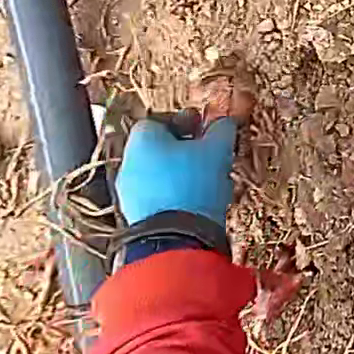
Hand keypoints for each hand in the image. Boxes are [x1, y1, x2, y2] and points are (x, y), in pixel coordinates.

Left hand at [115, 117, 236, 225]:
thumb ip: (221, 130)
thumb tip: (224, 121)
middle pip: (158, 146)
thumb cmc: (194, 182)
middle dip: (184, 147)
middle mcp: (129, 162)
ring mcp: (129, 189)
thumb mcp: (218, 149)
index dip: (183, 122)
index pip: (158, 120)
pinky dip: (177, 190)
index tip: (204, 128)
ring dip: (181, 170)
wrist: (176, 232)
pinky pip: (159, 192)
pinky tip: (199, 197)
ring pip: (158, 170)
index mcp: (142, 141)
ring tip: (208, 176)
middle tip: (210, 152)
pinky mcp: (137, 211)